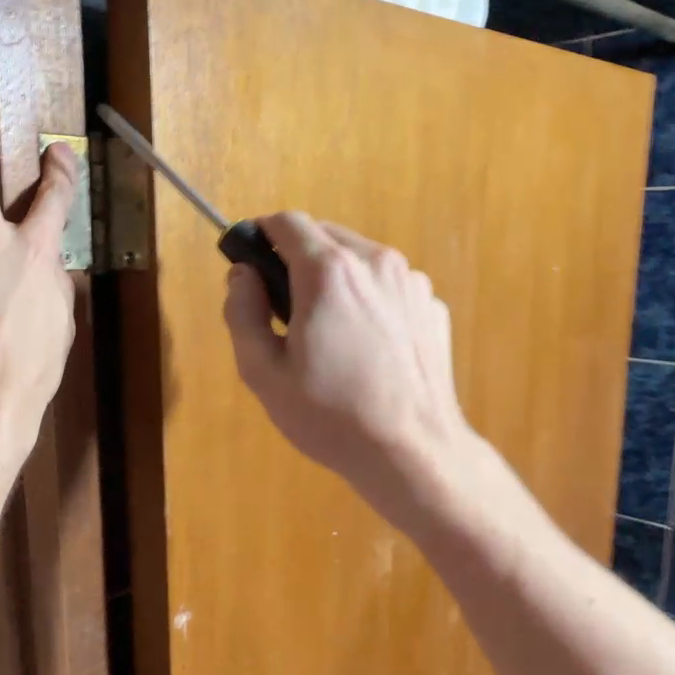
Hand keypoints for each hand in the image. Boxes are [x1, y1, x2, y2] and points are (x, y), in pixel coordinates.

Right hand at [223, 212, 473, 511]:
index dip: (260, 237)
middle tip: (285, 314)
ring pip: (358, 260)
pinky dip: (368, 302)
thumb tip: (241, 276)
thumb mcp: (262, 372)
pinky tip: (366, 351)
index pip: (287, 222)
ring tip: (329, 338)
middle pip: (324, 236)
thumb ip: (242, 312)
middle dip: (297, 261)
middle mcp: (375, 262)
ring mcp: (411, 282)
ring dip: (334, 281)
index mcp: (328, 272)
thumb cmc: (330, 416)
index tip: (251, 268)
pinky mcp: (432, 307)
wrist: (413, 452)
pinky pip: (387, 288)